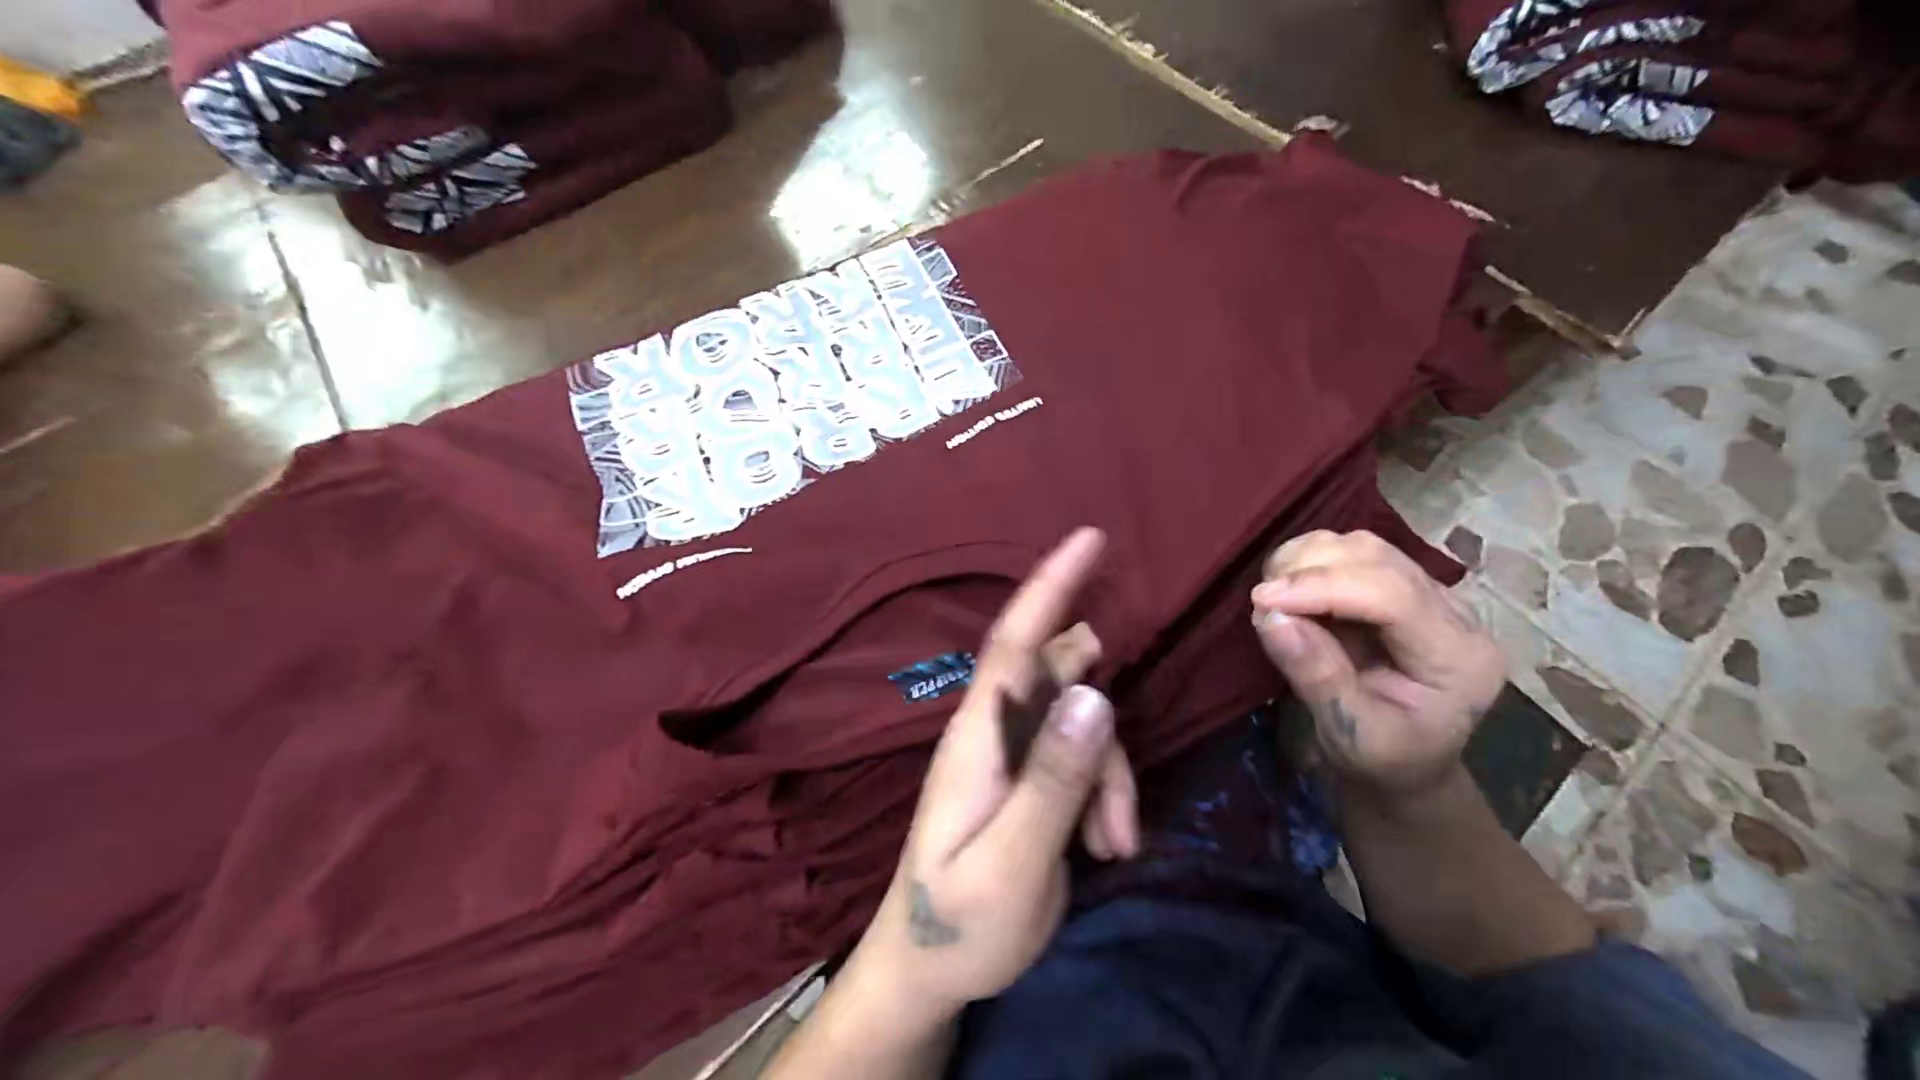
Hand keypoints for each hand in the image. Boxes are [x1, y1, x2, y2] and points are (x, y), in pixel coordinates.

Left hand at [844, 527, 1139, 1023]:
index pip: (1015, 642)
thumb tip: (1095, 691)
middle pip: (1066, 685)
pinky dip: (1105, 796)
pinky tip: (1108, 847)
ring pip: (1085, 726)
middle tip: (1111, 803)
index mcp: (978, 735)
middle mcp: (996, 730)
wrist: (932, 969)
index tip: (1089, 537)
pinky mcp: (1033, 780)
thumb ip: (1053, 778)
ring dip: (1109, 781)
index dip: (1050, 585)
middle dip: (1102, 733)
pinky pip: (1083, 760)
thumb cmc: (958, 920)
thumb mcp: (1012, 860)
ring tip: (1109, 850)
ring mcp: (1016, 754)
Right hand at [1250, 530, 1504, 794]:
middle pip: (1379, 559)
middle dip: (1310, 570)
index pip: (1393, 596)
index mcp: (1458, 658)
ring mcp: (1429, 595)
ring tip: (1274, 595)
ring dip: (1307, 559)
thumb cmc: (1383, 761)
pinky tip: (1290, 588)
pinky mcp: (1398, 587)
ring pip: (1364, 546)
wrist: (1404, 768)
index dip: (1322, 587)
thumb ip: (1317, 675)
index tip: (1262, 599)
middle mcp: (1454, 614)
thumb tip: (1271, 616)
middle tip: (1263, 602)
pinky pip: (1352, 554)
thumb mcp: (1350, 735)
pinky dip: (1310, 561)